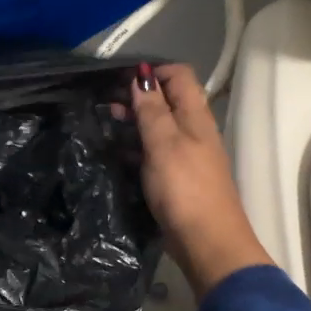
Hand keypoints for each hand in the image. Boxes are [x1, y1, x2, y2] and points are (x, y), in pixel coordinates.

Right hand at [123, 63, 273, 296]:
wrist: (205, 239)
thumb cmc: (184, 188)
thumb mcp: (164, 144)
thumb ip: (152, 111)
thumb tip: (141, 78)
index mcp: (195, 116)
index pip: (178, 76)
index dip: (152, 71)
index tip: (119, 81)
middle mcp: (193, 129)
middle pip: (167, 99)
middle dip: (137, 94)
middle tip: (105, 102)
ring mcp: (185, 153)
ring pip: (158, 125)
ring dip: (134, 119)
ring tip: (106, 123)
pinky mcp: (175, 175)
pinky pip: (153, 150)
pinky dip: (135, 145)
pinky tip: (116, 152)